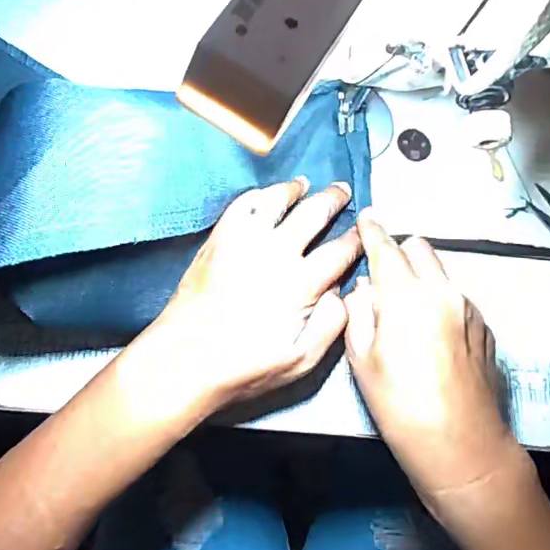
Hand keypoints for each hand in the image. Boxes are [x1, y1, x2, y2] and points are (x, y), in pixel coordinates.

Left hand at [117, 178, 361, 422]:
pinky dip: (257, 195)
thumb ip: (330, 324)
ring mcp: (244, 240)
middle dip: (333, 199)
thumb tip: (341, 292)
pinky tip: (263, 196)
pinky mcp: (218, 238)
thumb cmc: (243, 365)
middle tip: (343, 190)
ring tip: (304, 184)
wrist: (185, 356)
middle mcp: (276, 251)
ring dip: (294, 189)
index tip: (365, 231)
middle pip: (313, 213)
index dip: (357, 238)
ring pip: (276, 200)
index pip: (340, 250)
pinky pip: (242, 204)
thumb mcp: (300, 361)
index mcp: (301, 282)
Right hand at [344, 212, 525, 503]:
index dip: (371, 230)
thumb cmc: (400, 406)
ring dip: (419, 276)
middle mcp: (441, 291)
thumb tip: (363, 289)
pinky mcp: (484, 327)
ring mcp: (468, 308)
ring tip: (403, 309)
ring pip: (439, 271)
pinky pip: (455, 296)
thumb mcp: (361, 360)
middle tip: (379, 276)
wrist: (463, 448)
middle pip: (418, 247)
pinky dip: (438, 299)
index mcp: (405, 296)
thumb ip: (358, 312)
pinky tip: (428, 334)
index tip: (364, 218)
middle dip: (397, 252)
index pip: (384, 247)